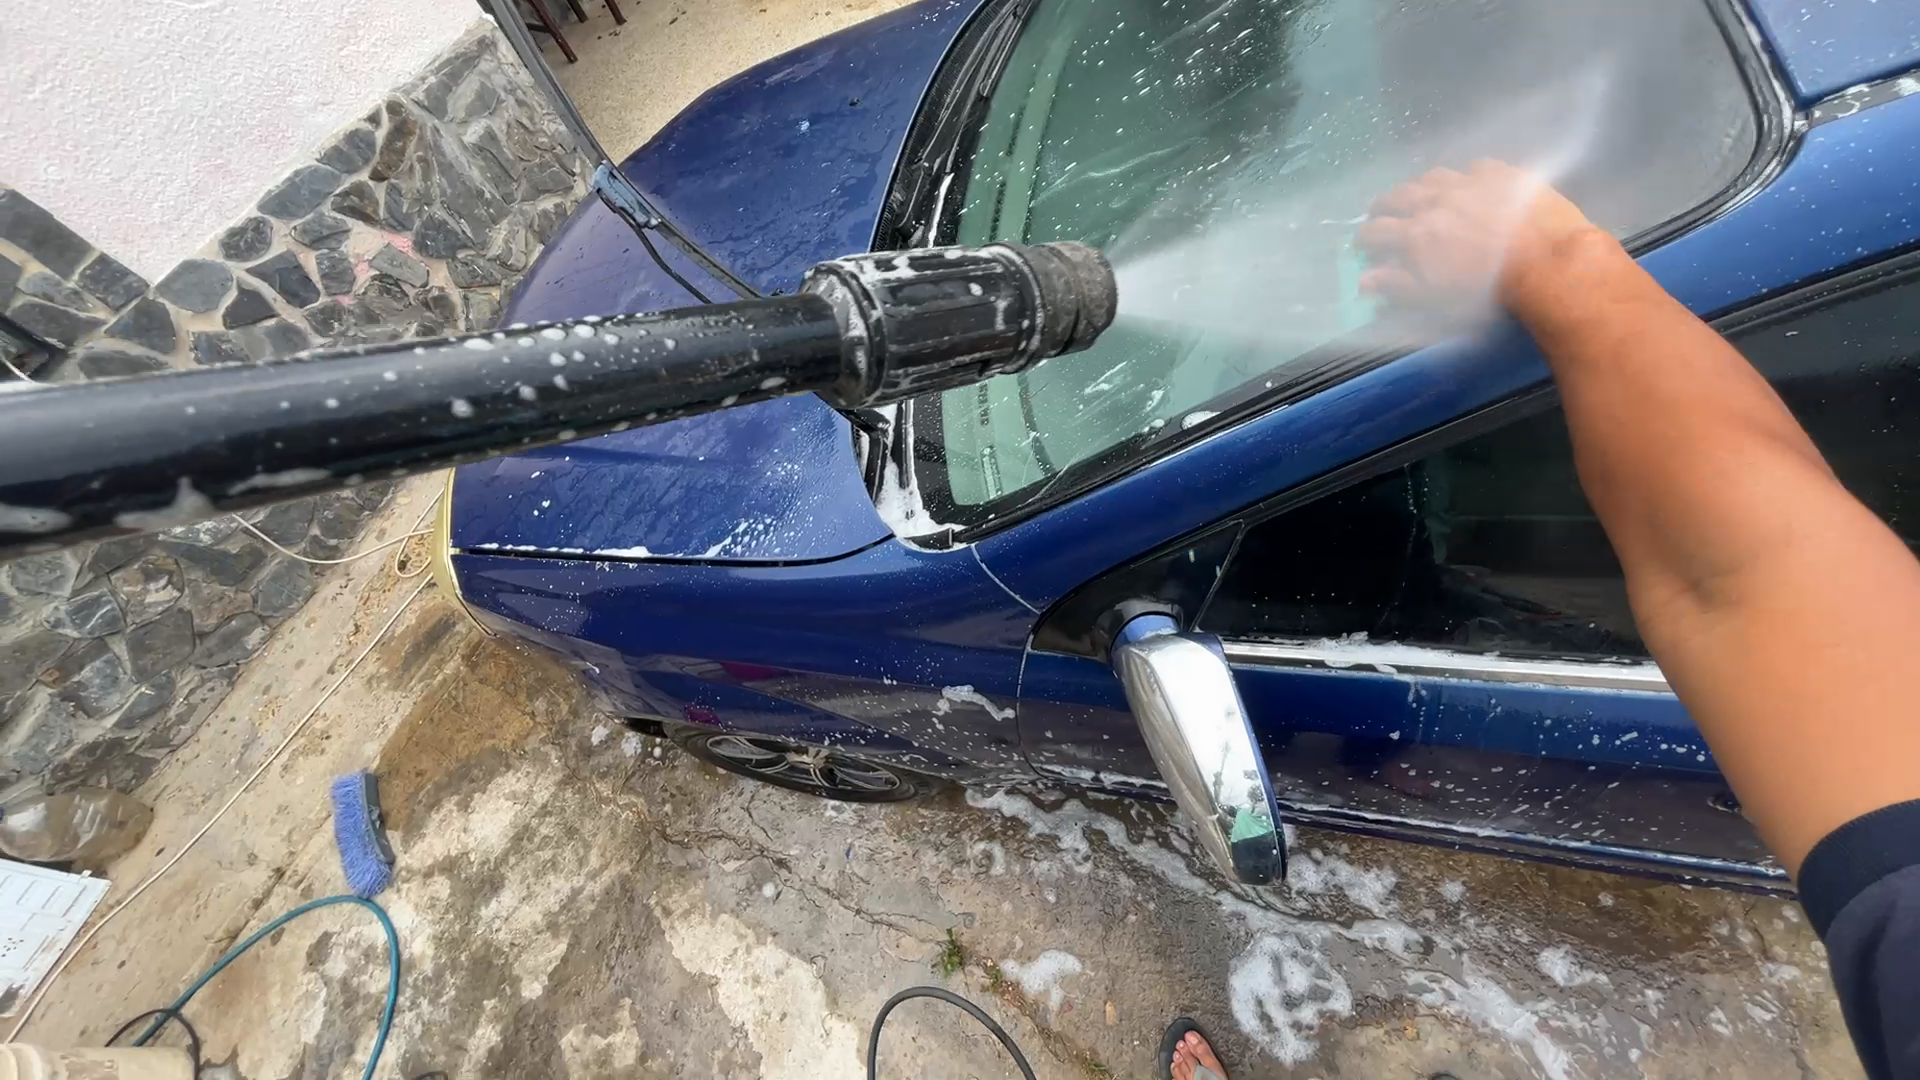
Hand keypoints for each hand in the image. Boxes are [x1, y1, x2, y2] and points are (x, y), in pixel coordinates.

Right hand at [1356, 160, 1610, 319]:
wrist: (1544, 260)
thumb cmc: (1483, 287)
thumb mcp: (1433, 295)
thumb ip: (1395, 285)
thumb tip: (1363, 280)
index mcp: (1414, 234)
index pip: (1375, 230)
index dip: (1363, 238)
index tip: (1361, 245)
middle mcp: (1435, 202)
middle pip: (1397, 196)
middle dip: (1382, 205)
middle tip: (1379, 213)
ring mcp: (1470, 183)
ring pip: (1432, 176)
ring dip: (1417, 185)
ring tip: (1417, 194)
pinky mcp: (1503, 174)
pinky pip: (1475, 167)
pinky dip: (1463, 175)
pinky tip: (1466, 184)